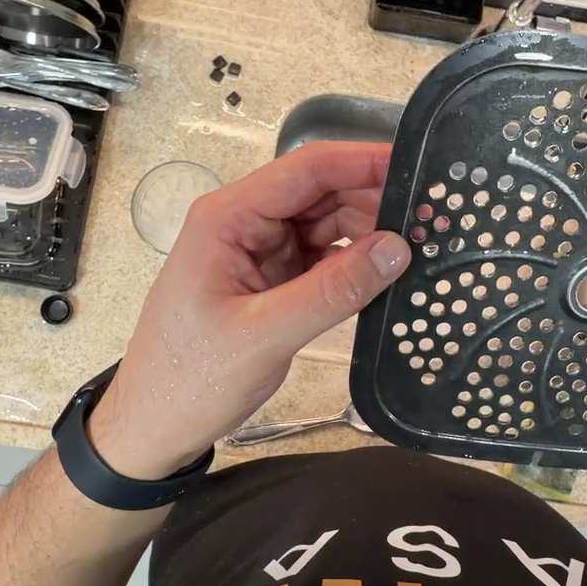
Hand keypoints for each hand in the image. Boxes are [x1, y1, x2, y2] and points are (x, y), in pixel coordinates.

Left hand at [87, 142, 410, 478]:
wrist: (155, 423)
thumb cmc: (190, 377)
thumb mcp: (265, 334)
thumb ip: (333, 291)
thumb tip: (396, 249)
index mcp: (228, 218)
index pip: (306, 169)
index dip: (363, 161)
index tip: (417, 166)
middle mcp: (244, 224)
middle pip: (320, 192)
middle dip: (373, 201)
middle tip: (431, 219)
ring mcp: (258, 252)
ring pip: (325, 225)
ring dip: (368, 233)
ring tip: (418, 247)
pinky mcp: (270, 281)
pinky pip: (321, 259)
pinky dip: (352, 265)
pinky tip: (385, 273)